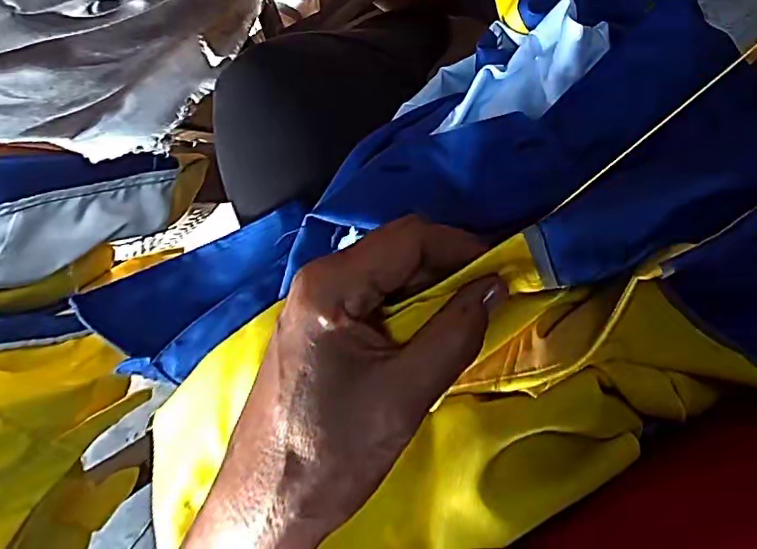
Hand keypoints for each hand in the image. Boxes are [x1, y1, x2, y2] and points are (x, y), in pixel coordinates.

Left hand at [185, 217, 505, 548]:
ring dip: (435, 286)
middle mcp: (318, 280)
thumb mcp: (406, 394)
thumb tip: (496, 286)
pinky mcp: (320, 324)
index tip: (499, 270)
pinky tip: (431, 332)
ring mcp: (315, 301)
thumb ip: (458, 331)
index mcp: (330, 286)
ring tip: (464, 315)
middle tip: (486, 295)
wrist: (258, 520)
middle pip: (403, 248)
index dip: (463, 246)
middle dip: (451, 266)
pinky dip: (414, 304)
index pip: (413, 236)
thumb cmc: (326, 457)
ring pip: (394, 270)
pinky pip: (379, 294)